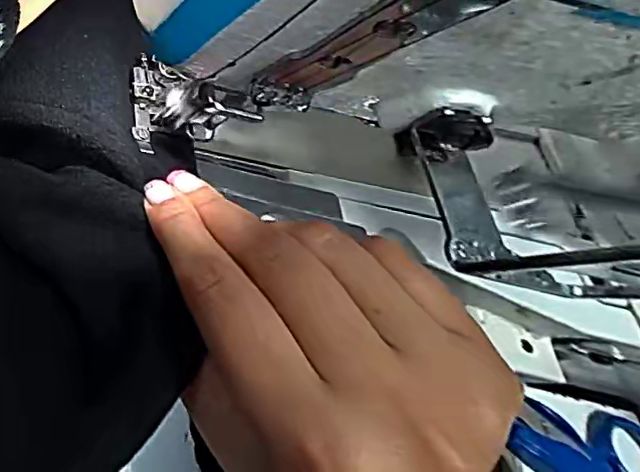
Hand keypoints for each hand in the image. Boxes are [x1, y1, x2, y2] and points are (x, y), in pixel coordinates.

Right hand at [144, 170, 521, 471]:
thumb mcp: (244, 456)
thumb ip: (212, 359)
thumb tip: (192, 259)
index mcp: (320, 442)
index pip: (230, 300)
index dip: (185, 237)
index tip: (164, 201)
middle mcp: (387, 402)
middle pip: (280, 263)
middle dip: (222, 216)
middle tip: (191, 193)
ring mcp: (440, 371)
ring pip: (334, 247)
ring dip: (279, 230)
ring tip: (254, 237)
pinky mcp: (475, 352)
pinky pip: (392, 257)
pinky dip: (347, 247)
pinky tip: (324, 257)